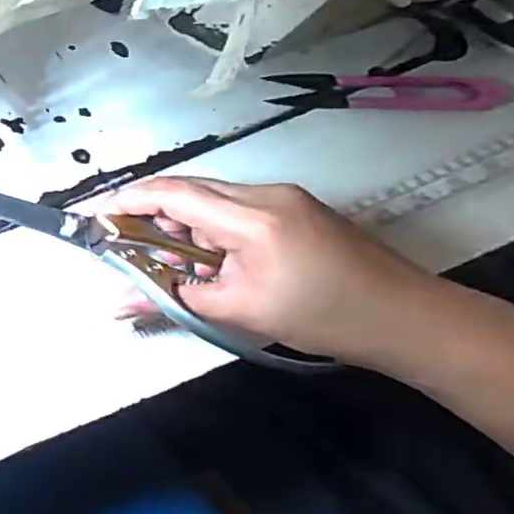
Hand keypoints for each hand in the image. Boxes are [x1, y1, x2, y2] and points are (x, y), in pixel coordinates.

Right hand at [97, 176, 462, 371]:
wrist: (418, 322)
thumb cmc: (327, 317)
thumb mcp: (236, 310)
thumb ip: (169, 297)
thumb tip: (117, 305)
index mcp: (252, 218)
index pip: (171, 194)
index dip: (126, 201)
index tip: (96, 217)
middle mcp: (267, 195)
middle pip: (186, 191)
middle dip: (151, 215)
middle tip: (133, 247)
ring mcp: (285, 198)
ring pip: (208, 198)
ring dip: (181, 224)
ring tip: (180, 261)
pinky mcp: (296, 207)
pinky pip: (233, 206)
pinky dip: (208, 226)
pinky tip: (212, 257)